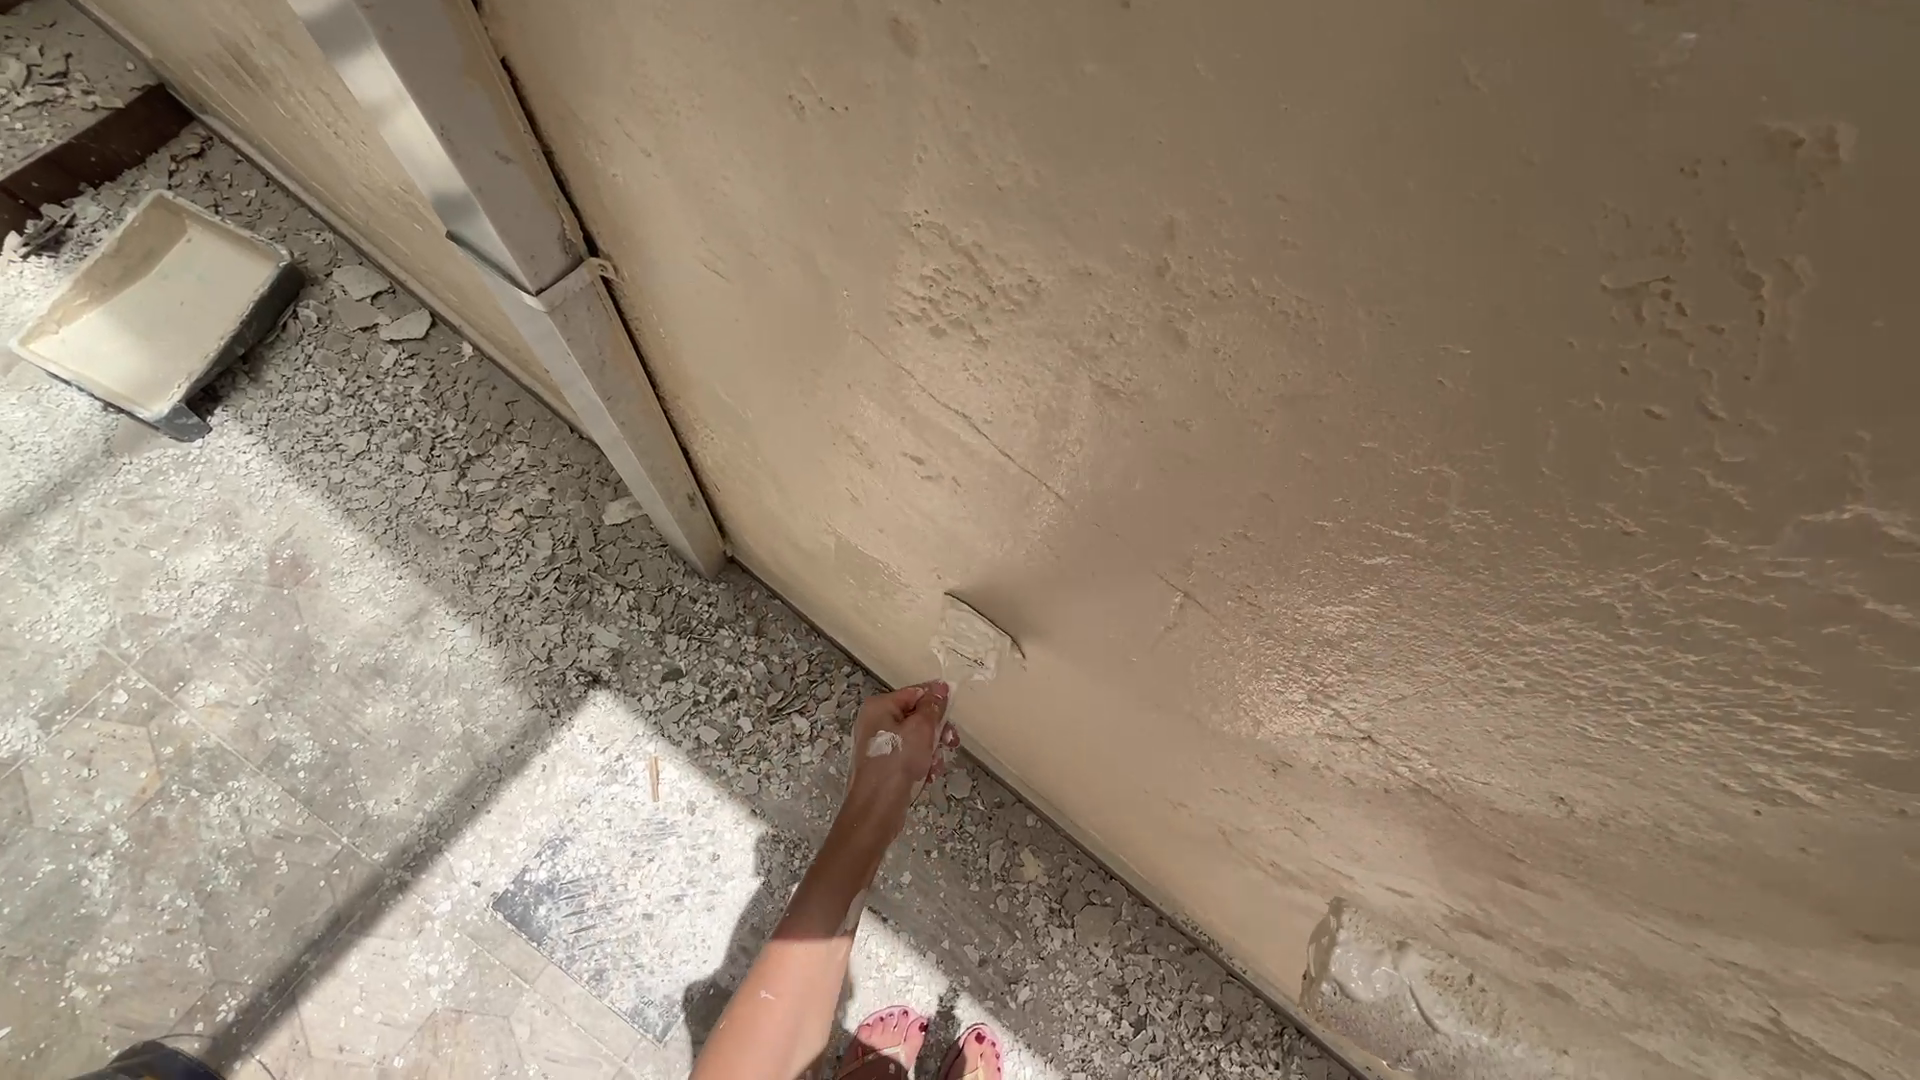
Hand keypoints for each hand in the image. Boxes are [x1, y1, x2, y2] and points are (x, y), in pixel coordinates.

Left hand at [844, 682, 958, 826]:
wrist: (878, 808)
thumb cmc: (897, 762)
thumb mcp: (921, 728)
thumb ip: (932, 706)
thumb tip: (940, 688)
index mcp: (880, 707)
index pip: (914, 692)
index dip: (935, 699)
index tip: (953, 707)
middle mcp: (876, 723)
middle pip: (916, 717)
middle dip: (936, 730)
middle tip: (951, 741)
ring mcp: (879, 746)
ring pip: (917, 739)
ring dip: (932, 750)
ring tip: (935, 764)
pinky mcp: (885, 766)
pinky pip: (910, 757)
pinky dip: (922, 764)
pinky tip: (928, 775)